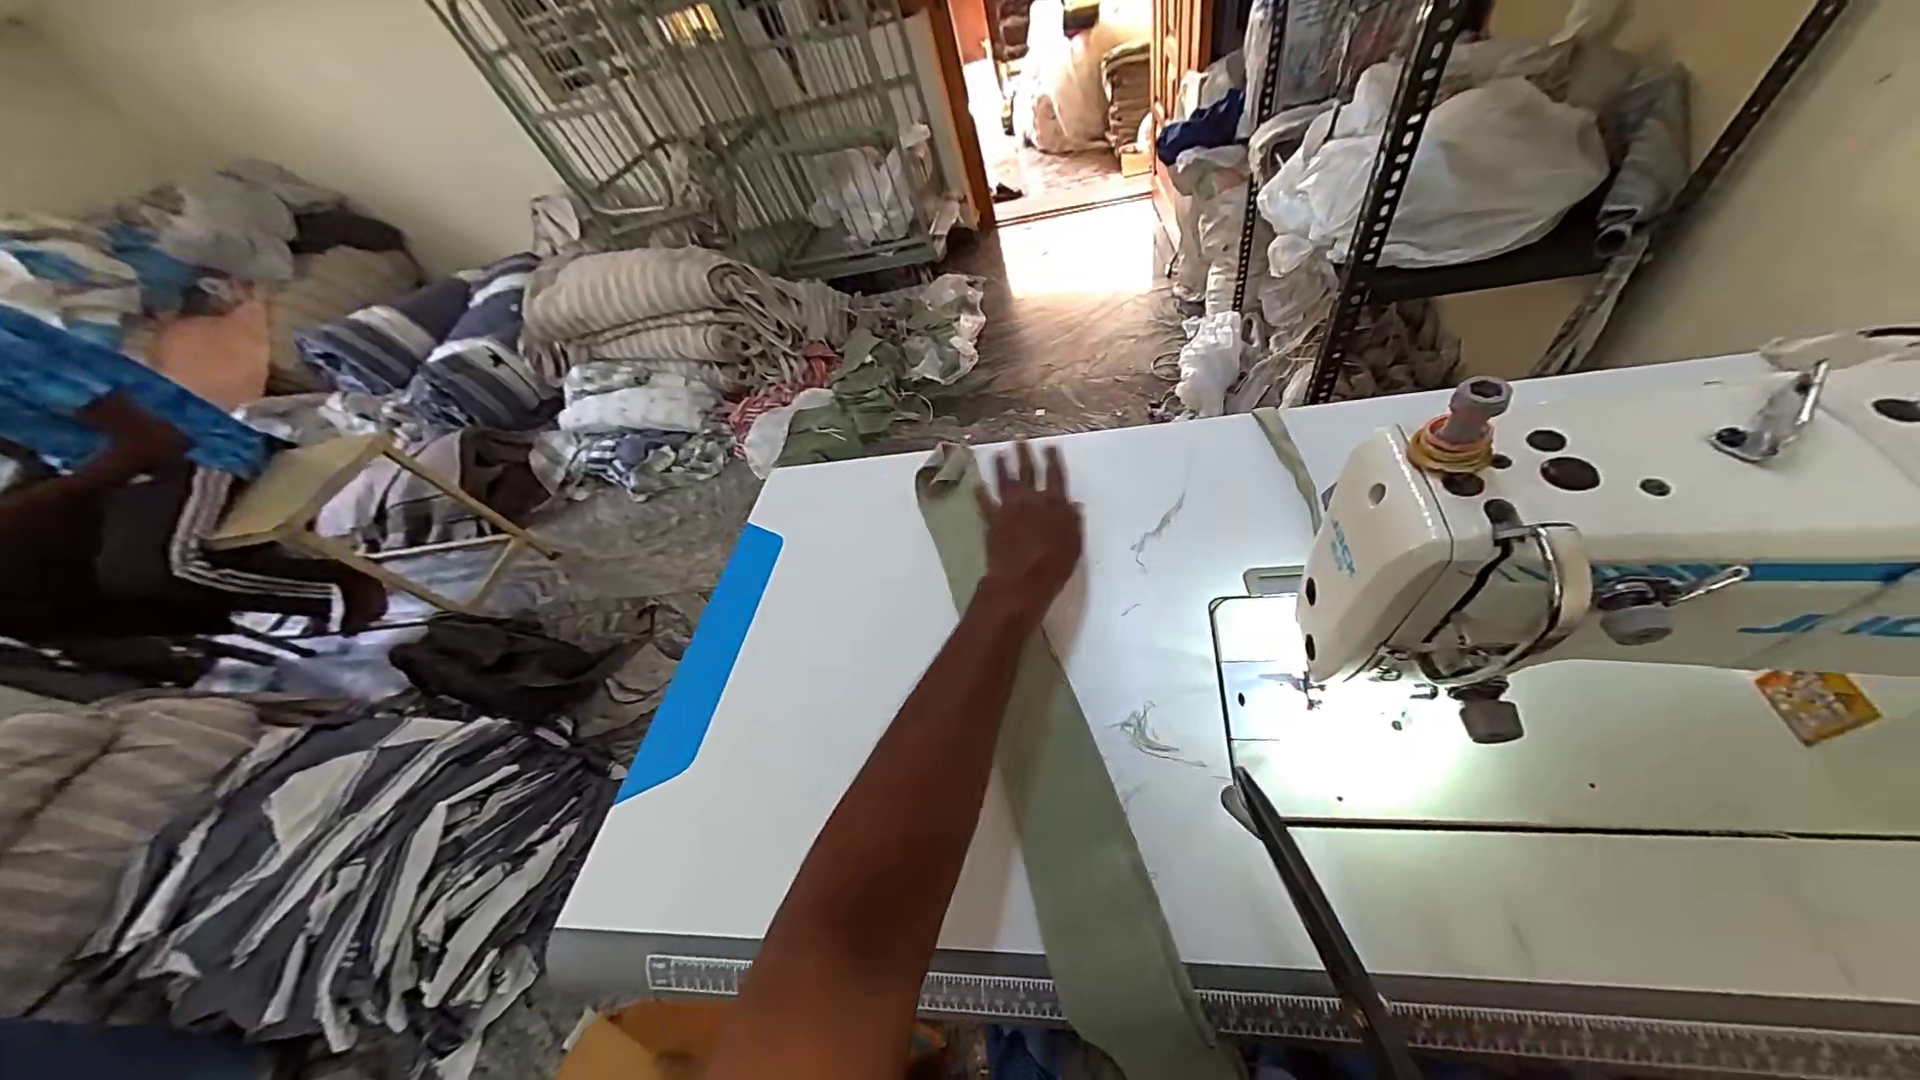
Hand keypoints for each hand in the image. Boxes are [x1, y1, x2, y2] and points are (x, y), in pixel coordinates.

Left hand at [975, 440, 1082, 620]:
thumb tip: (1073, 505)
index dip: (1053, 460)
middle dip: (1024, 454)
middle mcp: (1032, 501)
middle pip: (1028, 472)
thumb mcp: (1074, 544)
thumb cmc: (1055, 565)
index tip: (1049, 446)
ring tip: (997, 453)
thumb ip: (1072, 521)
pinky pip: (985, 504)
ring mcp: (1010, 509)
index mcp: (1055, 504)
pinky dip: (980, 494)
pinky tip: (976, 485)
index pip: (1056, 476)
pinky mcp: (993, 521)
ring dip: (1001, 466)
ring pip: (1005, 482)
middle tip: (1019, 439)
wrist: (1022, 579)